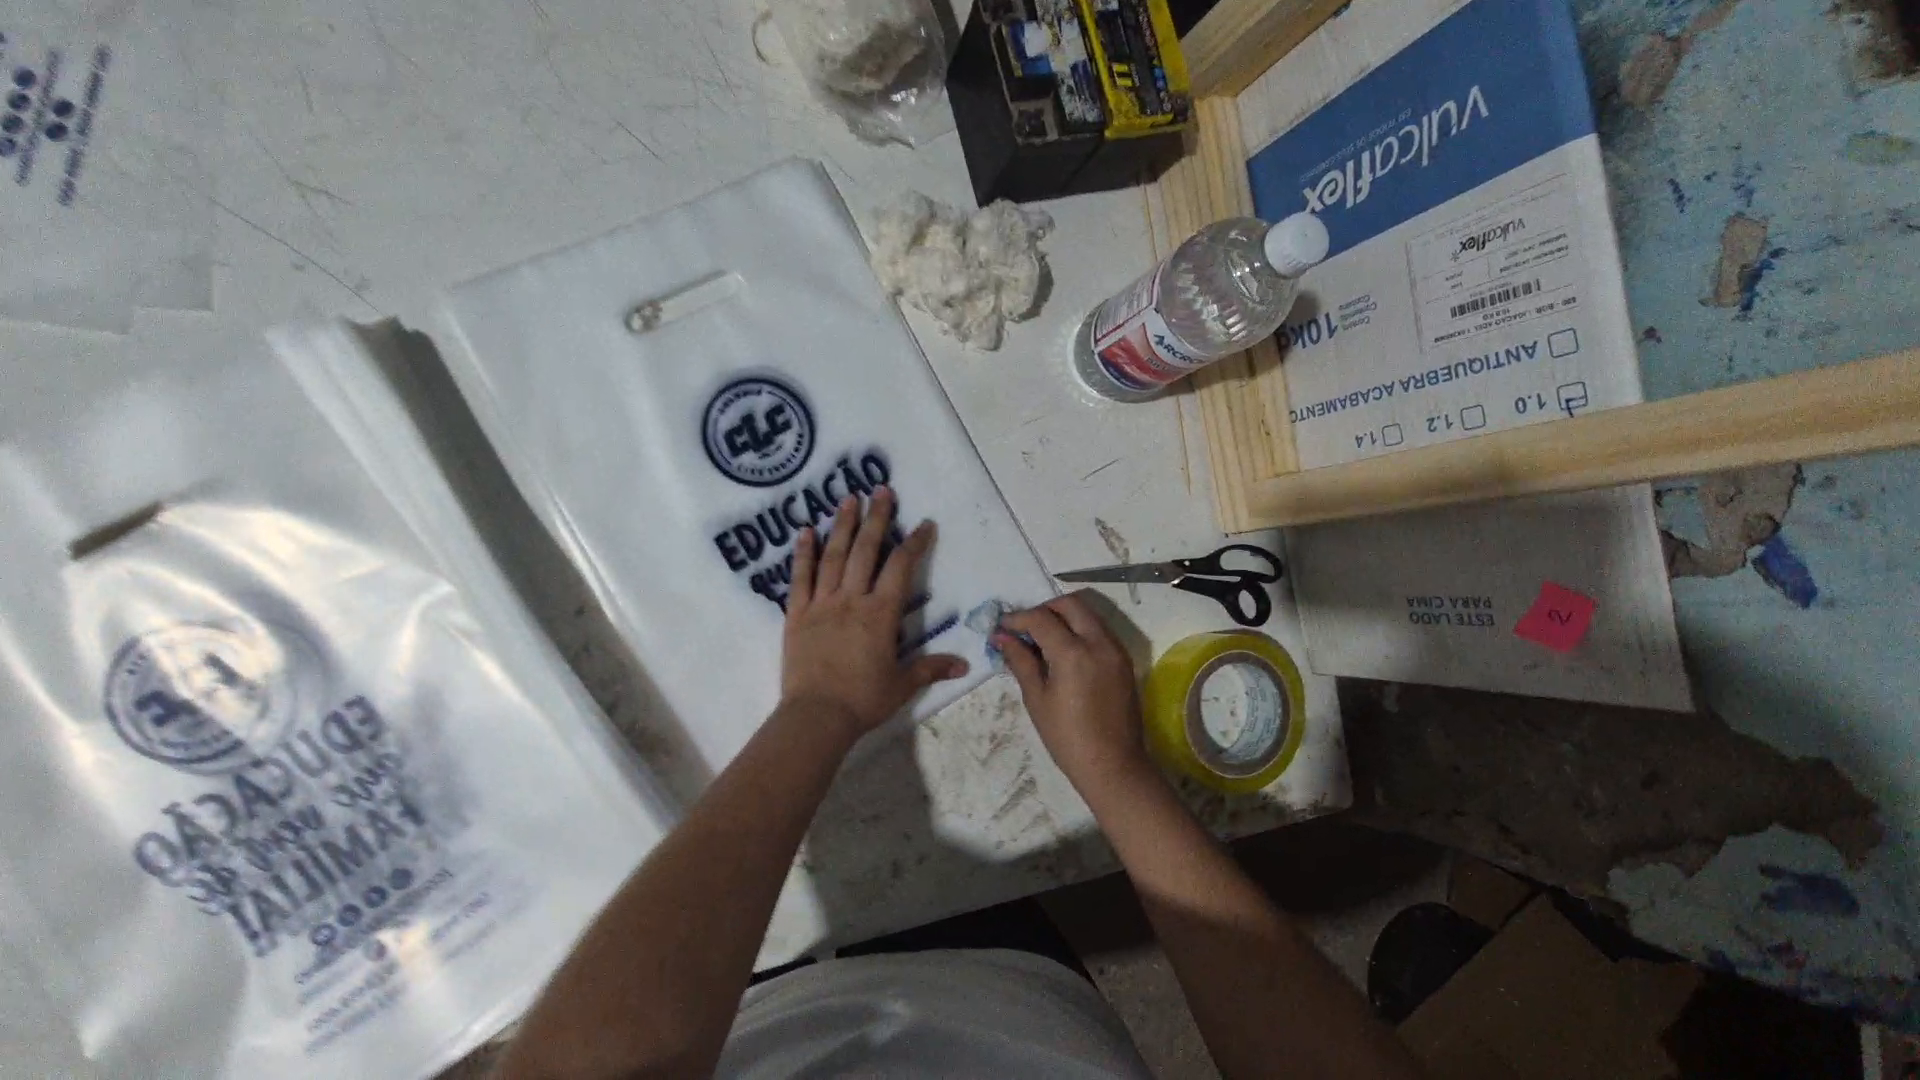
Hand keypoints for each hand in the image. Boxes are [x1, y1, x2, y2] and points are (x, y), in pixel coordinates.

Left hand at [781, 487, 968, 744]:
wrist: (816, 716)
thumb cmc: (863, 699)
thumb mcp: (902, 684)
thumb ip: (931, 668)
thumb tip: (964, 665)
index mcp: (881, 614)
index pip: (901, 568)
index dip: (914, 543)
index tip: (924, 524)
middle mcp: (852, 600)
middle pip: (866, 551)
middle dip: (877, 519)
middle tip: (882, 491)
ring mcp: (822, 604)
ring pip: (834, 557)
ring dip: (843, 526)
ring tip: (848, 499)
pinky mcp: (797, 615)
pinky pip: (800, 578)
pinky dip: (803, 553)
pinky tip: (805, 532)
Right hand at [994, 593, 1151, 792]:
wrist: (1112, 765)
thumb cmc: (1067, 737)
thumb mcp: (1037, 699)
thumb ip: (1020, 661)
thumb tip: (1002, 637)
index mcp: (1073, 653)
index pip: (1041, 619)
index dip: (1017, 619)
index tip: (1001, 627)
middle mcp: (1099, 642)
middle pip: (1070, 604)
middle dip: (1044, 609)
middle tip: (1025, 628)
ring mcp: (1116, 649)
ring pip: (1088, 614)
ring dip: (1064, 616)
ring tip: (1043, 638)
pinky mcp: (1124, 660)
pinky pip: (1100, 630)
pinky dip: (1081, 629)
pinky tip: (1065, 650)